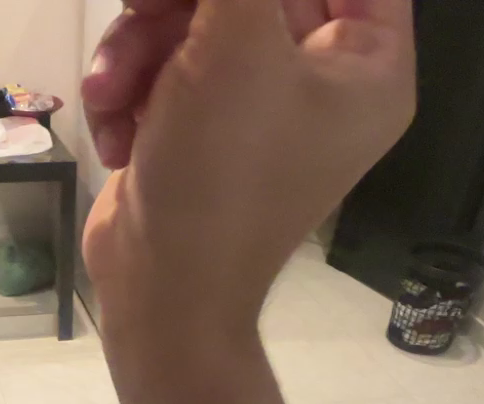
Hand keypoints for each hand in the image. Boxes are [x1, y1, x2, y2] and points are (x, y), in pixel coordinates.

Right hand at [82, 0, 415, 330]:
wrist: (160, 294)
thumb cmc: (218, 176)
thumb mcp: (237, 43)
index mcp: (366, 66)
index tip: (215, 3)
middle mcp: (317, 82)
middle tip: (141, 4)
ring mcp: (252, 108)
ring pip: (193, 20)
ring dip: (138, 49)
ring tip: (117, 93)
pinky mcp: (197, 131)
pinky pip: (165, 70)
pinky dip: (131, 92)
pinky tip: (119, 135)